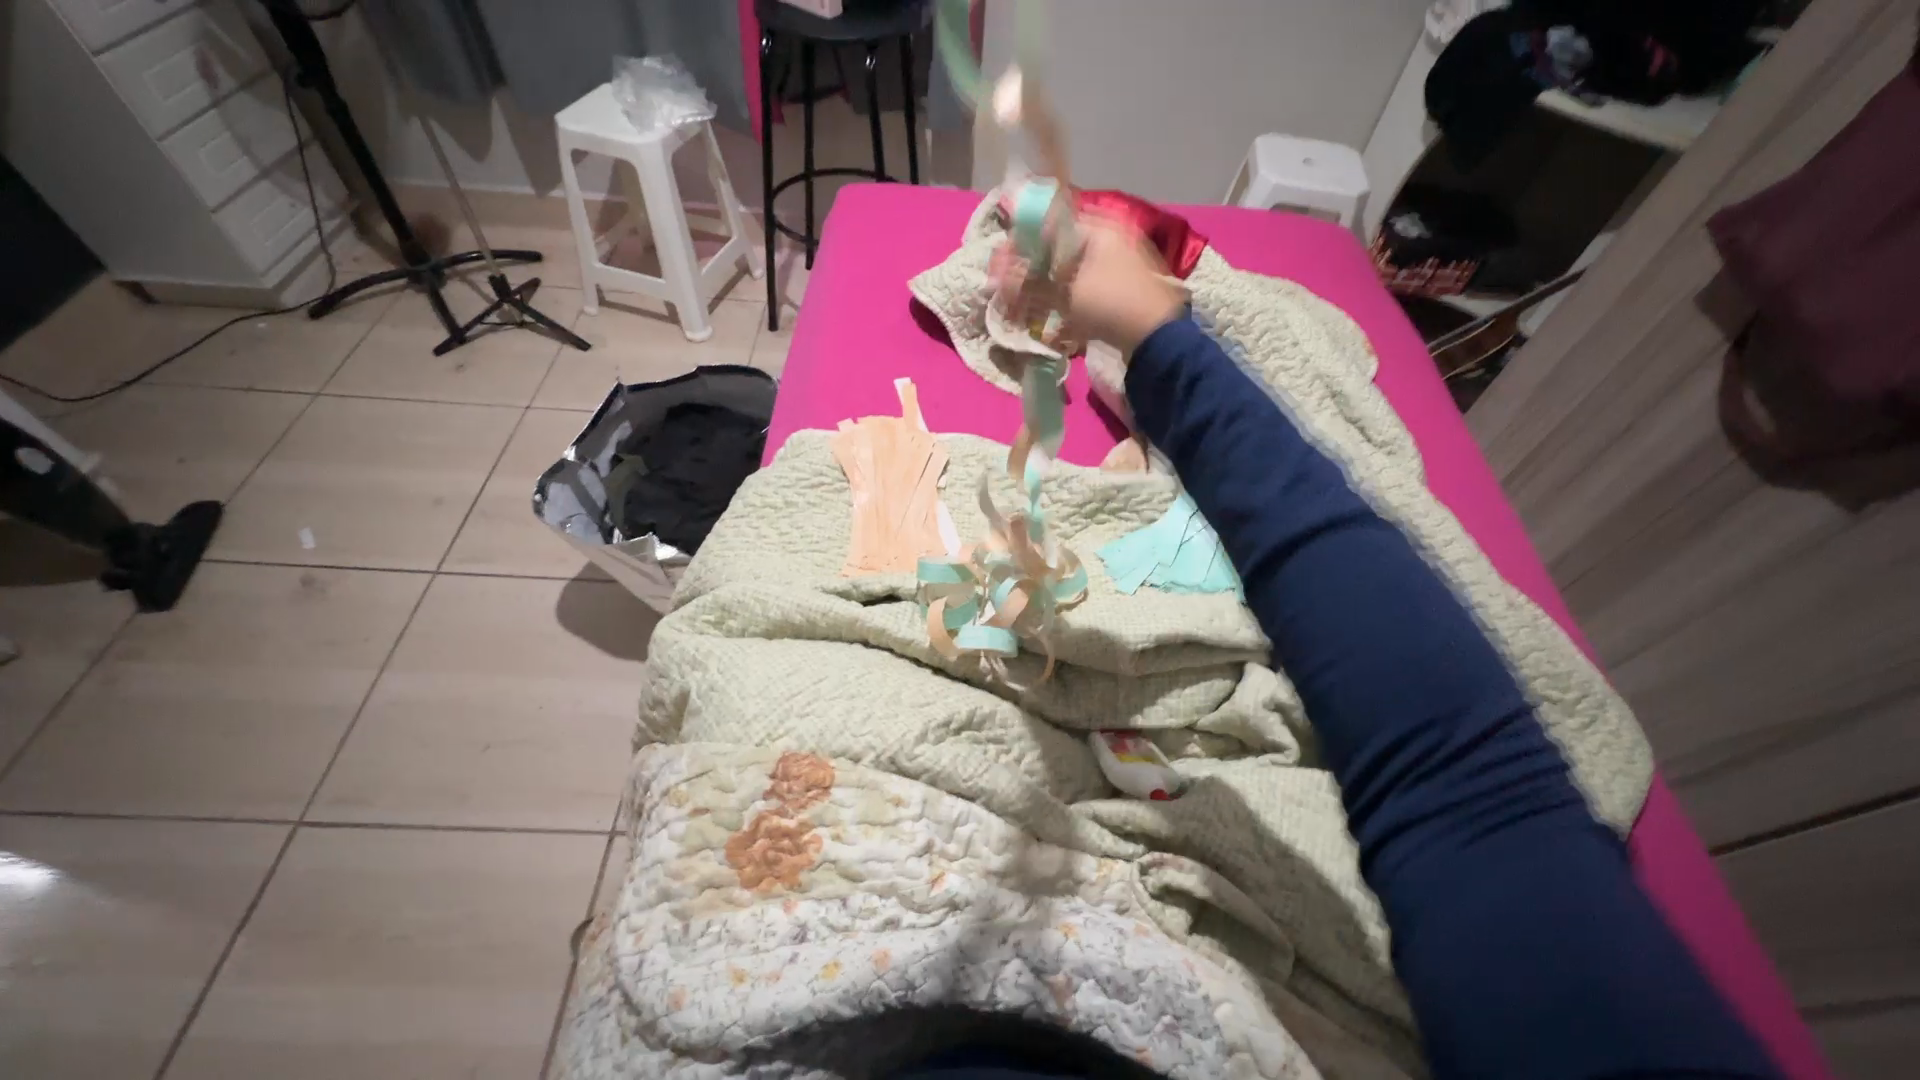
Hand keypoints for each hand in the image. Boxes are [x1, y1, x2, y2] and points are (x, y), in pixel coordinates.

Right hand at [992, 212, 1187, 355]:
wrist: (1157, 339)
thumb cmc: (1111, 304)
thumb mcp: (1065, 292)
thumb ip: (1029, 281)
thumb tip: (1000, 274)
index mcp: (1098, 228)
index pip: (1049, 226)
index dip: (1021, 246)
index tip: (1001, 267)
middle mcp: (1109, 241)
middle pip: (1057, 254)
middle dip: (1030, 275)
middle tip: (1008, 294)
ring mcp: (1118, 268)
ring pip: (1068, 277)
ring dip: (1044, 295)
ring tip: (1024, 314)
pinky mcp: (1120, 294)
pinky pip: (1083, 295)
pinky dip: (1065, 308)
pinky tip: (1051, 327)